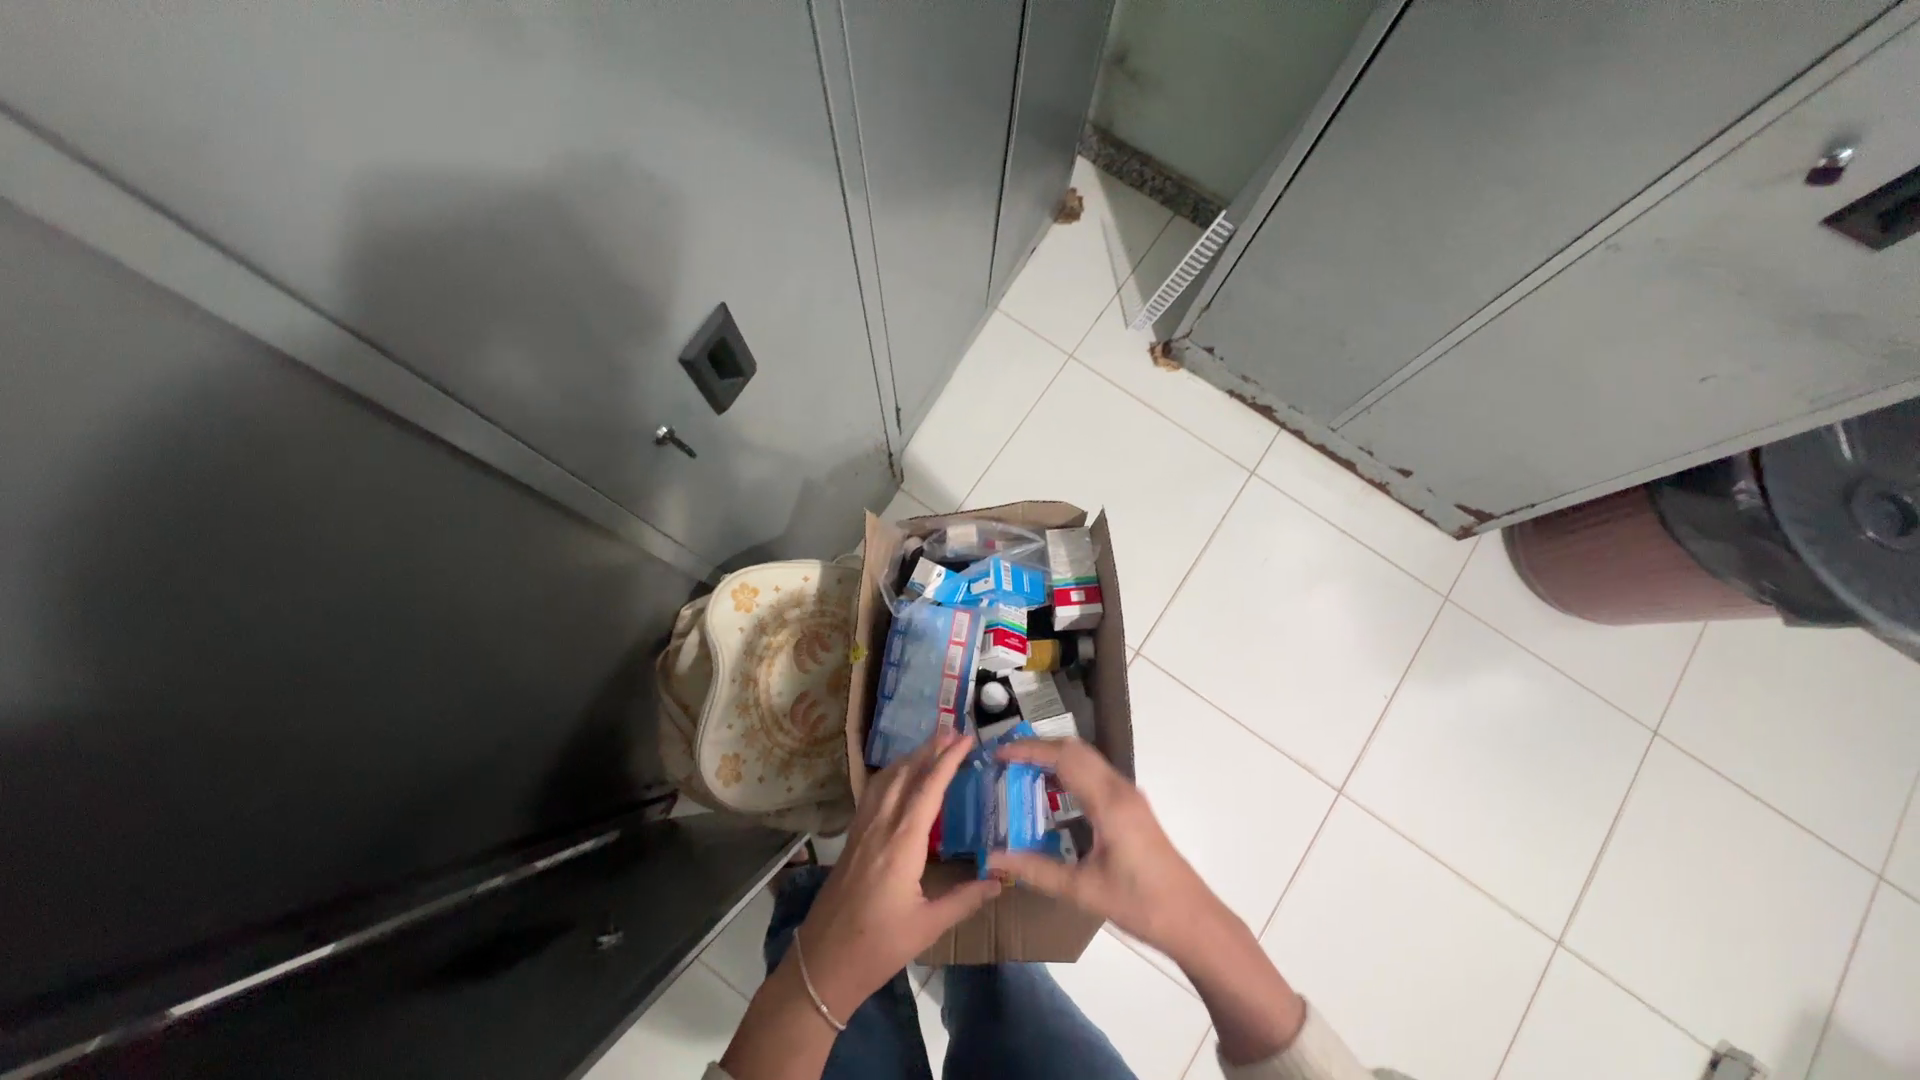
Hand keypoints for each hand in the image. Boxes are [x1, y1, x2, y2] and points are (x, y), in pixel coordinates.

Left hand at [795, 732, 1001, 1016]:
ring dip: (907, 759)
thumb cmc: (878, 947)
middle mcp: (879, 829)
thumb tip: (1000, 879)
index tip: (964, 739)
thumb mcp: (927, 927)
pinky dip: (890, 777)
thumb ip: (965, 899)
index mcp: (901, 845)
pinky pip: (872, 796)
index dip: (946, 761)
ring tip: (930, 746)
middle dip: (927, 750)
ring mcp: (861, 833)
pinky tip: (898, 779)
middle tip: (951, 730)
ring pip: (884, 782)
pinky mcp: (851, 841)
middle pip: (903, 776)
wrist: (823, 965)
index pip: (927, 790)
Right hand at [987, 737, 1223, 962]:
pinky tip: (1051, 796)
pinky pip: (1095, 777)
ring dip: (1055, 760)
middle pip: (1076, 750)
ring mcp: (1129, 797)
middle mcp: (1120, 790)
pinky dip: (1069, 774)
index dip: (1029, 750)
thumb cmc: (1140, 904)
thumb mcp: (1083, 890)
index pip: (1064, 758)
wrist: (1193, 920)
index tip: (999, 754)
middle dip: (1038, 748)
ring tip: (1021, 773)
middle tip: (1004, 760)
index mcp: (1109, 803)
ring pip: (1087, 761)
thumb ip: (1036, 870)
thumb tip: (994, 858)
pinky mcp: (1132, 809)